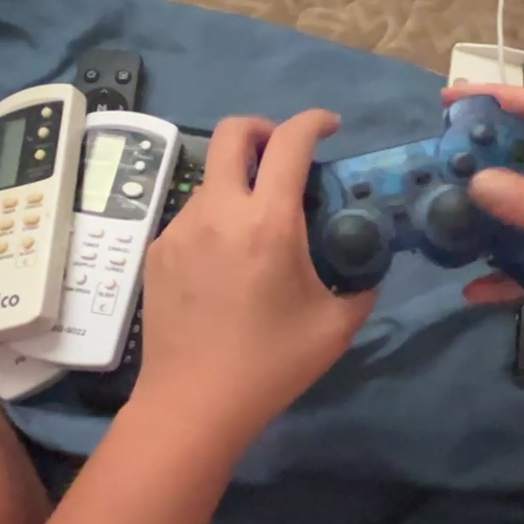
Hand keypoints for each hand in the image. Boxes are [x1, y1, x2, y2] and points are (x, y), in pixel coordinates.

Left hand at [132, 111, 377, 437]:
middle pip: (234, 132)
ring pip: (213, 177)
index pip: (291, 142)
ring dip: (241, 183)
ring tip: (258, 228)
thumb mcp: (335, 327)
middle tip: (285, 157)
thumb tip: (366, 265)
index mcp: (268, 223)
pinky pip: (193, 214)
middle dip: (265, 130)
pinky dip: (217, 218)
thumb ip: (360, 284)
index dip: (314, 121)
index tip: (330, 127)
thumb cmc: (271, 365)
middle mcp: (219, 212)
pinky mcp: (157, 250)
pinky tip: (226, 262)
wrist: (193, 403)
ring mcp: (180, 228)